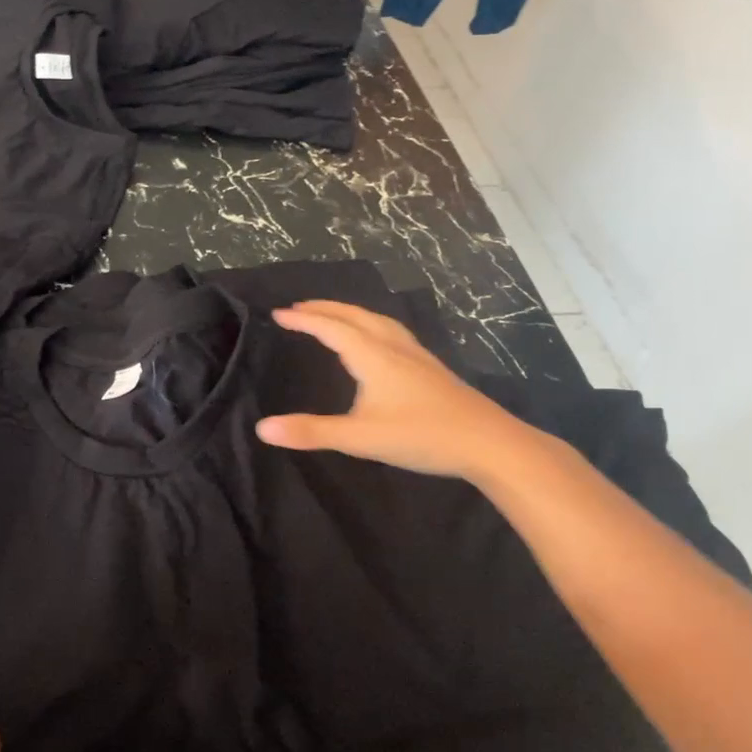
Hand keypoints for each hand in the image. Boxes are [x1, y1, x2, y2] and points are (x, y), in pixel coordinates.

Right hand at [255, 300, 540, 479]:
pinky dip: (372, 326)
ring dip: (350, 313)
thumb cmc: (422, 436)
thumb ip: (311, 431)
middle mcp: (394, 347)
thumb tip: (262, 428)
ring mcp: (416, 356)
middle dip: (324, 309)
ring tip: (333, 316)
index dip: (304, 320)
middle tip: (298, 308)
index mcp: (373, 356)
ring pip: (378, 321)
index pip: (331, 328)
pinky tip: (378, 342)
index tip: (278, 314)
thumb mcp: (360, 438)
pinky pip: (392, 332)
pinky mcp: (430, 369)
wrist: (489, 443)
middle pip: (355, 316)